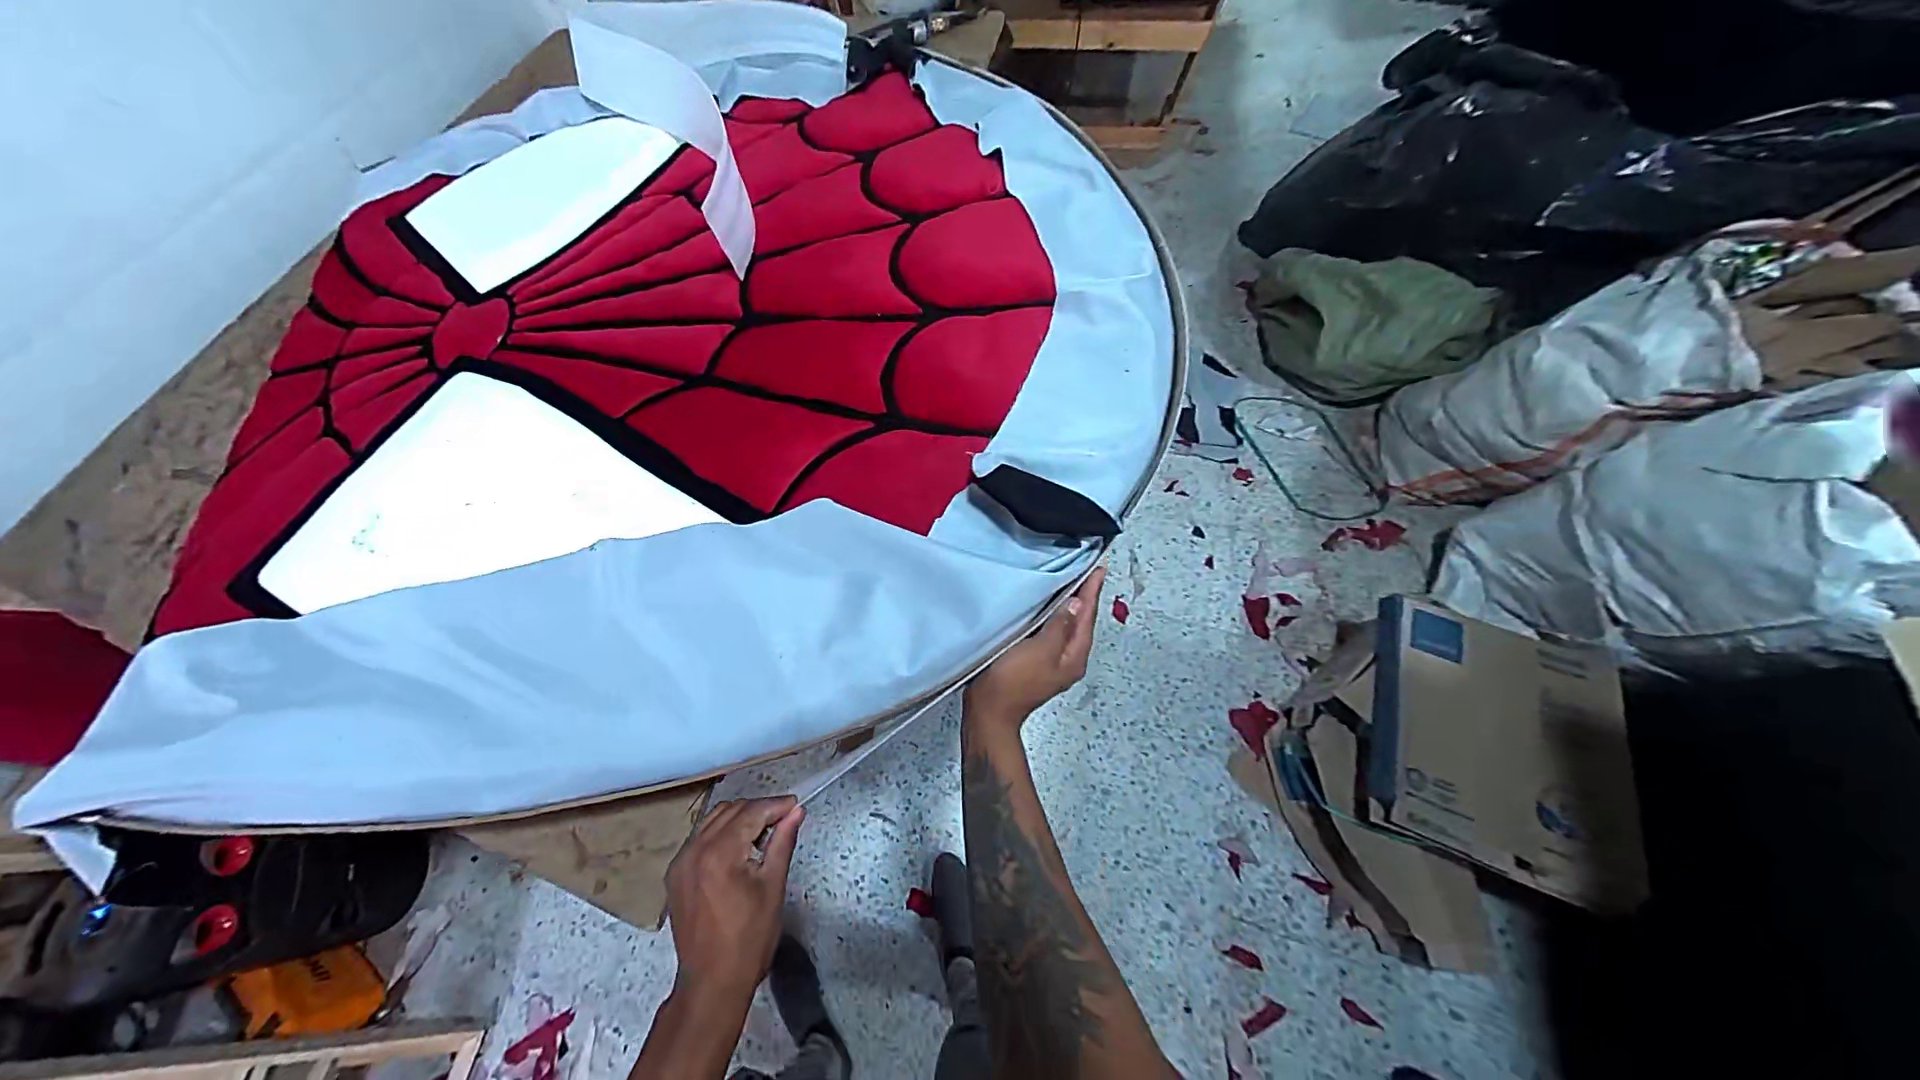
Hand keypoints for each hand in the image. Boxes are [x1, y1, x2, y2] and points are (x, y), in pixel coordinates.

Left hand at [664, 796, 804, 1002]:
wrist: (712, 983)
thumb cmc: (750, 938)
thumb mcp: (773, 886)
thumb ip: (783, 841)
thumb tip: (796, 812)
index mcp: (719, 853)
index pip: (751, 812)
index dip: (777, 806)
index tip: (796, 806)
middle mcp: (694, 851)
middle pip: (731, 811)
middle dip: (759, 810)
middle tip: (784, 821)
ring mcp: (680, 862)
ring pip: (713, 820)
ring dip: (739, 819)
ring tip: (763, 833)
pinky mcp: (675, 875)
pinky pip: (700, 838)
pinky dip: (721, 833)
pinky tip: (738, 849)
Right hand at [963, 565, 1105, 732]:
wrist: (989, 712)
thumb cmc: (1014, 680)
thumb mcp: (1040, 649)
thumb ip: (1059, 626)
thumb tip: (1077, 604)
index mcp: (1074, 657)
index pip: (1087, 618)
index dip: (1092, 592)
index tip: (1099, 568)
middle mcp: (1069, 659)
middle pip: (1081, 623)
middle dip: (1084, 597)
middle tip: (1088, 570)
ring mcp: (1053, 663)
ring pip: (1067, 627)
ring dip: (1069, 606)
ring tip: (1071, 582)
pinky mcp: (1037, 662)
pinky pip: (1052, 632)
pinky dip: (1054, 616)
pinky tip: (1047, 607)